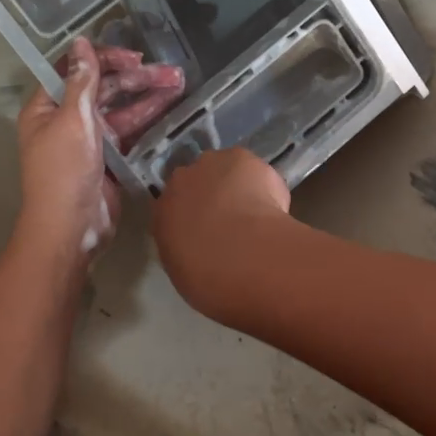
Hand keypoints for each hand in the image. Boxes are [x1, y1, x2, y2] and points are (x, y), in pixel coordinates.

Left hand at [15, 39, 185, 266]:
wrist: (71, 232)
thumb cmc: (64, 171)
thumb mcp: (72, 120)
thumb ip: (81, 81)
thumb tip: (80, 42)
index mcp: (46, 108)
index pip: (75, 70)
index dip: (103, 59)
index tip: (132, 57)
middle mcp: (66, 119)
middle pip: (103, 88)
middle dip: (134, 78)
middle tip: (167, 71)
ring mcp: (89, 140)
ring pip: (120, 109)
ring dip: (147, 96)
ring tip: (179, 83)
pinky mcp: (109, 159)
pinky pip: (129, 132)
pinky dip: (148, 119)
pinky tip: (172, 107)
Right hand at [151, 148, 291, 319]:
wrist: (242, 255)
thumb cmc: (209, 279)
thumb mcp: (186, 272)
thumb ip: (187, 249)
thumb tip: (200, 245)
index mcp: (162, 213)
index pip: (173, 207)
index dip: (191, 216)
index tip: (206, 230)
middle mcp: (180, 181)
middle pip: (195, 180)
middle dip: (209, 194)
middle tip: (230, 220)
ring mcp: (210, 164)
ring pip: (222, 169)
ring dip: (234, 183)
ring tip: (255, 211)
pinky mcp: (240, 157)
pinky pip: (251, 169)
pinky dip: (261, 183)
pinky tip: (273, 206)